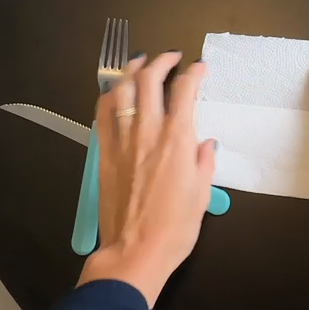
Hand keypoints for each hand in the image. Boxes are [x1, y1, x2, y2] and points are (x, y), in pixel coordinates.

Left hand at [78, 51, 218, 305]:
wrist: (135, 252)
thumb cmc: (176, 228)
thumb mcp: (202, 195)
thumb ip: (204, 162)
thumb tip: (205, 143)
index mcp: (177, 139)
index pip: (185, 90)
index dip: (194, 72)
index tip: (199, 67)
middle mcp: (149, 130)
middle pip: (150, 79)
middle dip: (162, 60)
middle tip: (171, 57)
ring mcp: (123, 139)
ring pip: (123, 89)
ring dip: (133, 69)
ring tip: (140, 61)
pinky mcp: (105, 151)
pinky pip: (103, 113)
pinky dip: (110, 94)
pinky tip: (115, 89)